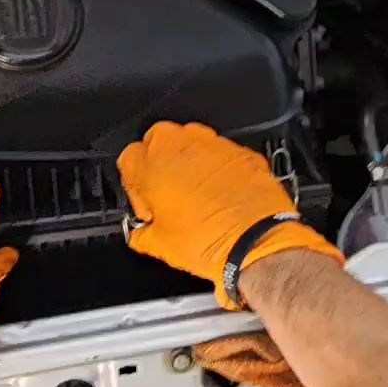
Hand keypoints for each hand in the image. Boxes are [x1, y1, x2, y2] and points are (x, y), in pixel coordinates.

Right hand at [116, 122, 341, 307]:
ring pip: (194, 145)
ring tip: (198, 200)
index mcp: (153, 160)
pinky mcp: (243, 152)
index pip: (129, 159)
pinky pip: (224, 156)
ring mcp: (216, 144)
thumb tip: (143, 231)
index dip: (136, 186)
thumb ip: (141, 229)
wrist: (258, 243)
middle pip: (161, 143)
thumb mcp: (159, 243)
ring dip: (192, 166)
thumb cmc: (209, 241)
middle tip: (169, 198)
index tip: (146, 205)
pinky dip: (221, 171)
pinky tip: (224, 197)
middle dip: (163, 166)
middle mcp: (184, 143)